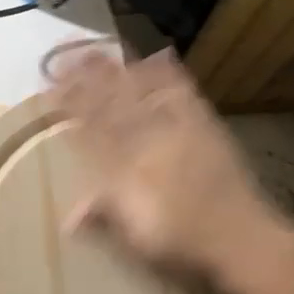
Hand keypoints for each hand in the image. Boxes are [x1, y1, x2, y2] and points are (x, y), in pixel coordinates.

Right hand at [49, 49, 292, 289]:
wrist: (243, 239)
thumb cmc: (184, 243)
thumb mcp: (136, 236)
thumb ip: (103, 216)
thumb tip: (68, 217)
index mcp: (126, 165)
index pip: (89, 127)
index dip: (69, 106)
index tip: (50, 87)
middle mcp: (148, 139)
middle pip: (111, 102)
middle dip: (86, 79)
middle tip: (65, 56)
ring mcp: (178, 128)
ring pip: (140, 91)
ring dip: (117, 70)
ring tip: (97, 50)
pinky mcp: (205, 125)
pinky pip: (182, 93)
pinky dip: (168, 73)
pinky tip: (159, 55)